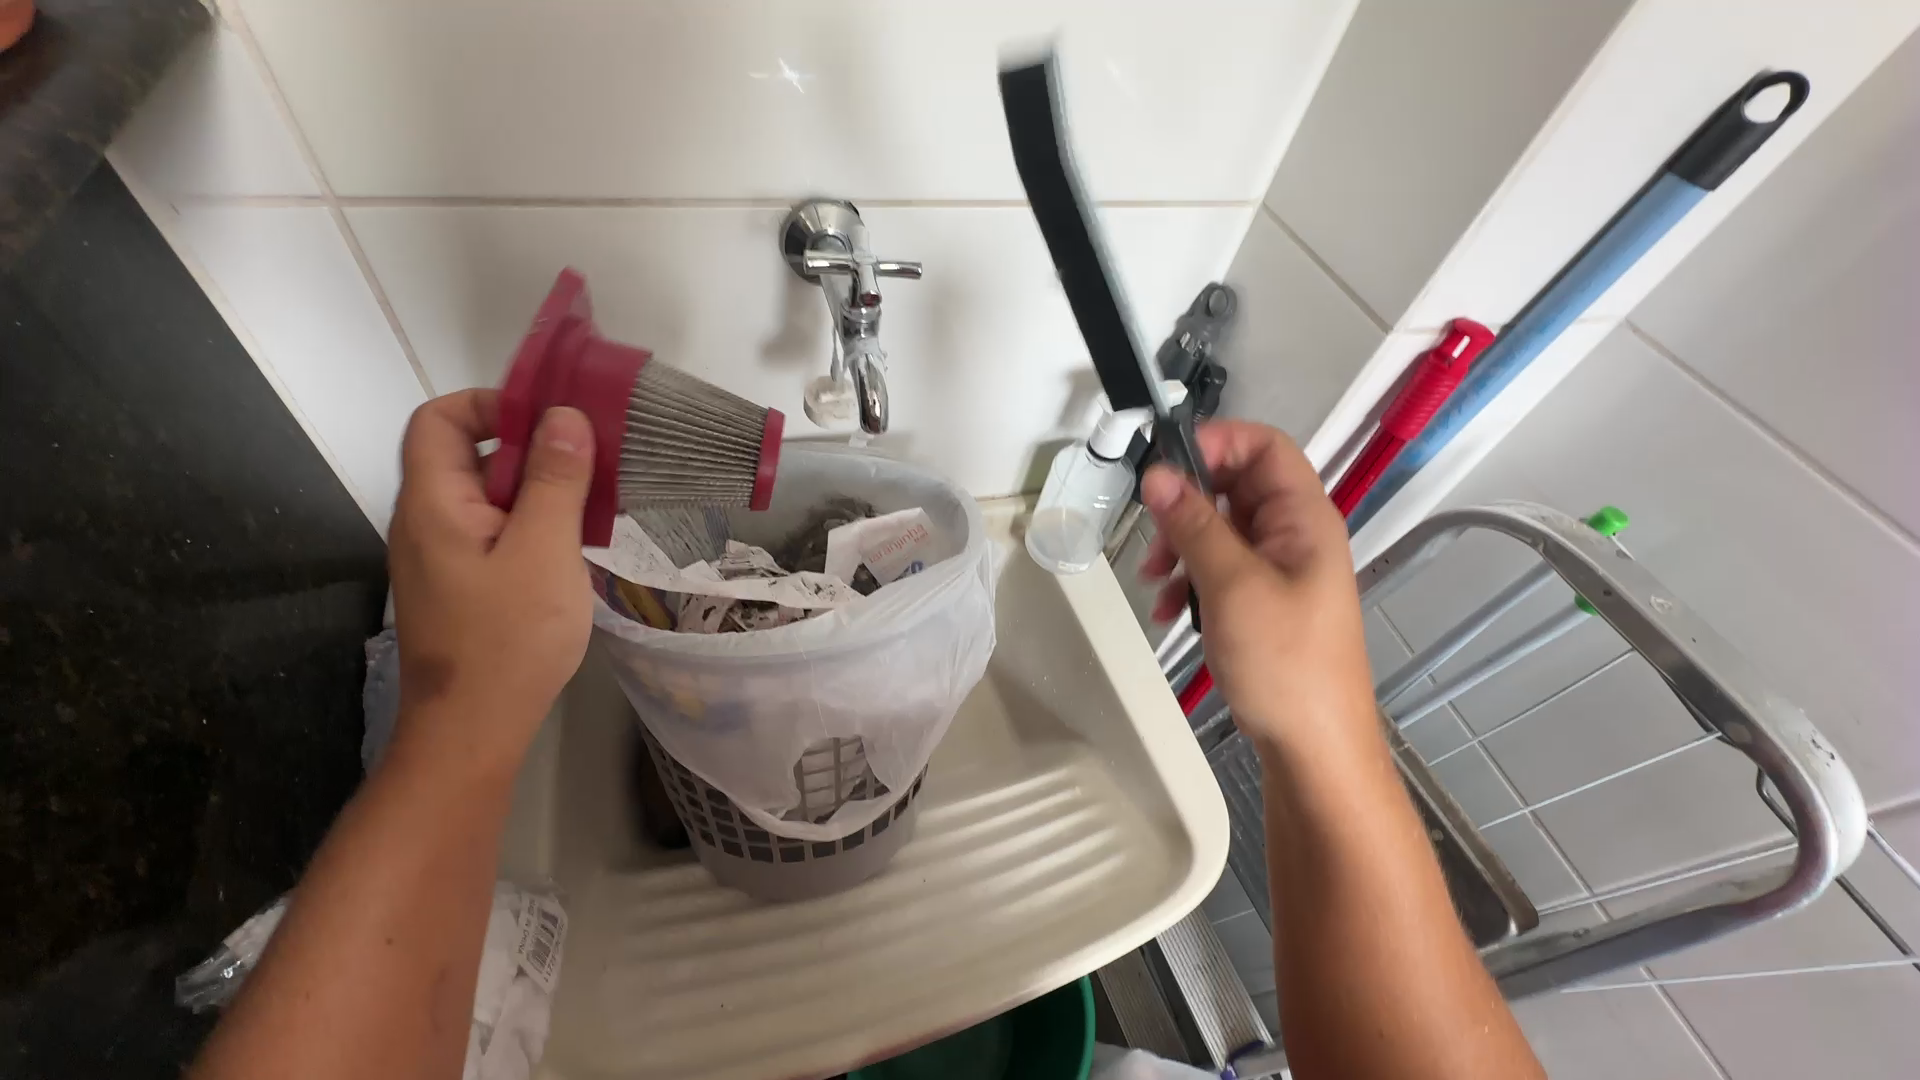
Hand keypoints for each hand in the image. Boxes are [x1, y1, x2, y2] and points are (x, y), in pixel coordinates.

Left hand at [386, 389, 594, 769]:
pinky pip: (499, 531)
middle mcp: (429, 521)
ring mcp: (446, 555)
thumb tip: (564, 416)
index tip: (554, 419)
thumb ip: (554, 481)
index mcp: (434, 503)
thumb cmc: (509, 637)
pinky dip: (537, 523)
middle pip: (471, 456)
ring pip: (491, 496)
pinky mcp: (466, 583)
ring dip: (542, 489)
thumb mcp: (543, 551)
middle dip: (534, 449)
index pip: (440, 419)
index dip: (492, 405)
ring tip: (595, 503)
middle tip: (594, 461)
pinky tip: (577, 544)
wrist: (476, 727)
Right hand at [1140, 420, 1374, 751]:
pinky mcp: (1261, 600)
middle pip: (1234, 488)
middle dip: (1186, 505)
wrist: (1312, 746)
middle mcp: (1293, 534)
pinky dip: (1189, 580)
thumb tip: (1156, 474)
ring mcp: (1277, 569)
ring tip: (1154, 583)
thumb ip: (1193, 525)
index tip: (1165, 464)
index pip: (1263, 447)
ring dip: (1180, 547)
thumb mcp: (1231, 586)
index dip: (1216, 442)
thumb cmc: (1282, 661)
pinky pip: (1219, 568)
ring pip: (1219, 530)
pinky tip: (1169, 611)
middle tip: (1151, 533)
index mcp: (1303, 518)